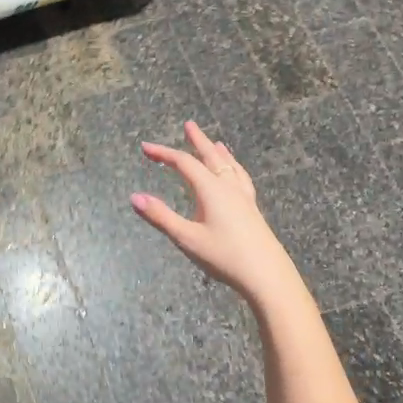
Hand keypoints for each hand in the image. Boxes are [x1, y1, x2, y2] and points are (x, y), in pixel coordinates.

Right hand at [131, 121, 303, 303]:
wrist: (268, 277)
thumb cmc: (224, 257)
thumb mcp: (186, 238)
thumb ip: (160, 216)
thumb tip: (134, 196)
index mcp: (211, 190)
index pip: (184, 163)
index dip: (163, 153)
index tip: (145, 147)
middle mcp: (228, 188)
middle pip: (212, 157)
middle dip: (198, 141)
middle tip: (189, 125)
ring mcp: (244, 199)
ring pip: (230, 167)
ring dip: (219, 153)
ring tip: (216, 143)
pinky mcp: (252, 210)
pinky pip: (241, 179)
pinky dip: (234, 169)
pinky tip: (236, 176)